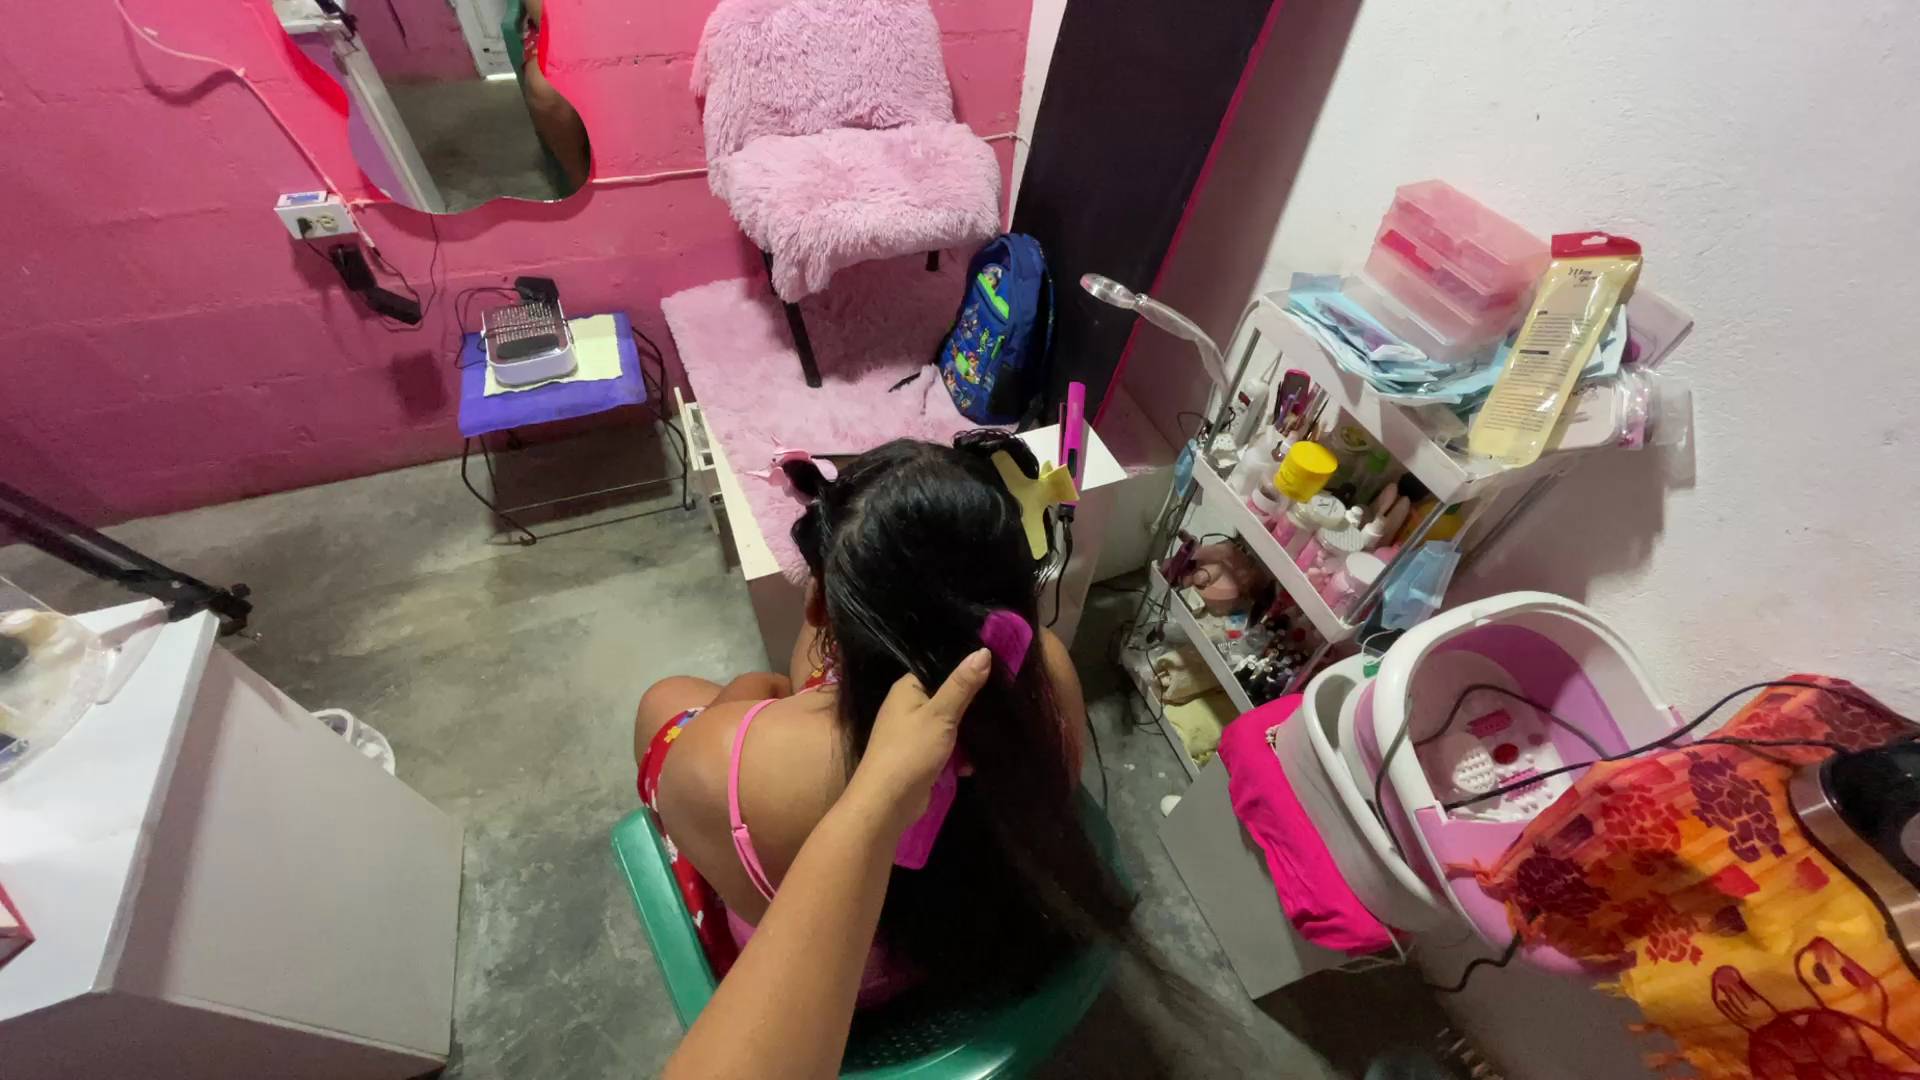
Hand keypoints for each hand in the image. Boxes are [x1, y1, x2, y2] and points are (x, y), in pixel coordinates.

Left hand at [846, 648, 991, 831]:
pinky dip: (957, 755)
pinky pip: (944, 747)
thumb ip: (962, 684)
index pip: (939, 668)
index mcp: (907, 688)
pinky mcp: (919, 756)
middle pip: (946, 696)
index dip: (965, 670)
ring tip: (990, 735)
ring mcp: (912, 732)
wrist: (886, 803)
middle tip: (999, 704)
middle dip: (970, 705)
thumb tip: (983, 651)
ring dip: (966, 734)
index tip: (995, 671)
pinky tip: (970, 766)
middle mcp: (907, 706)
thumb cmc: (911, 751)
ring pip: (948, 723)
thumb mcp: (941, 714)